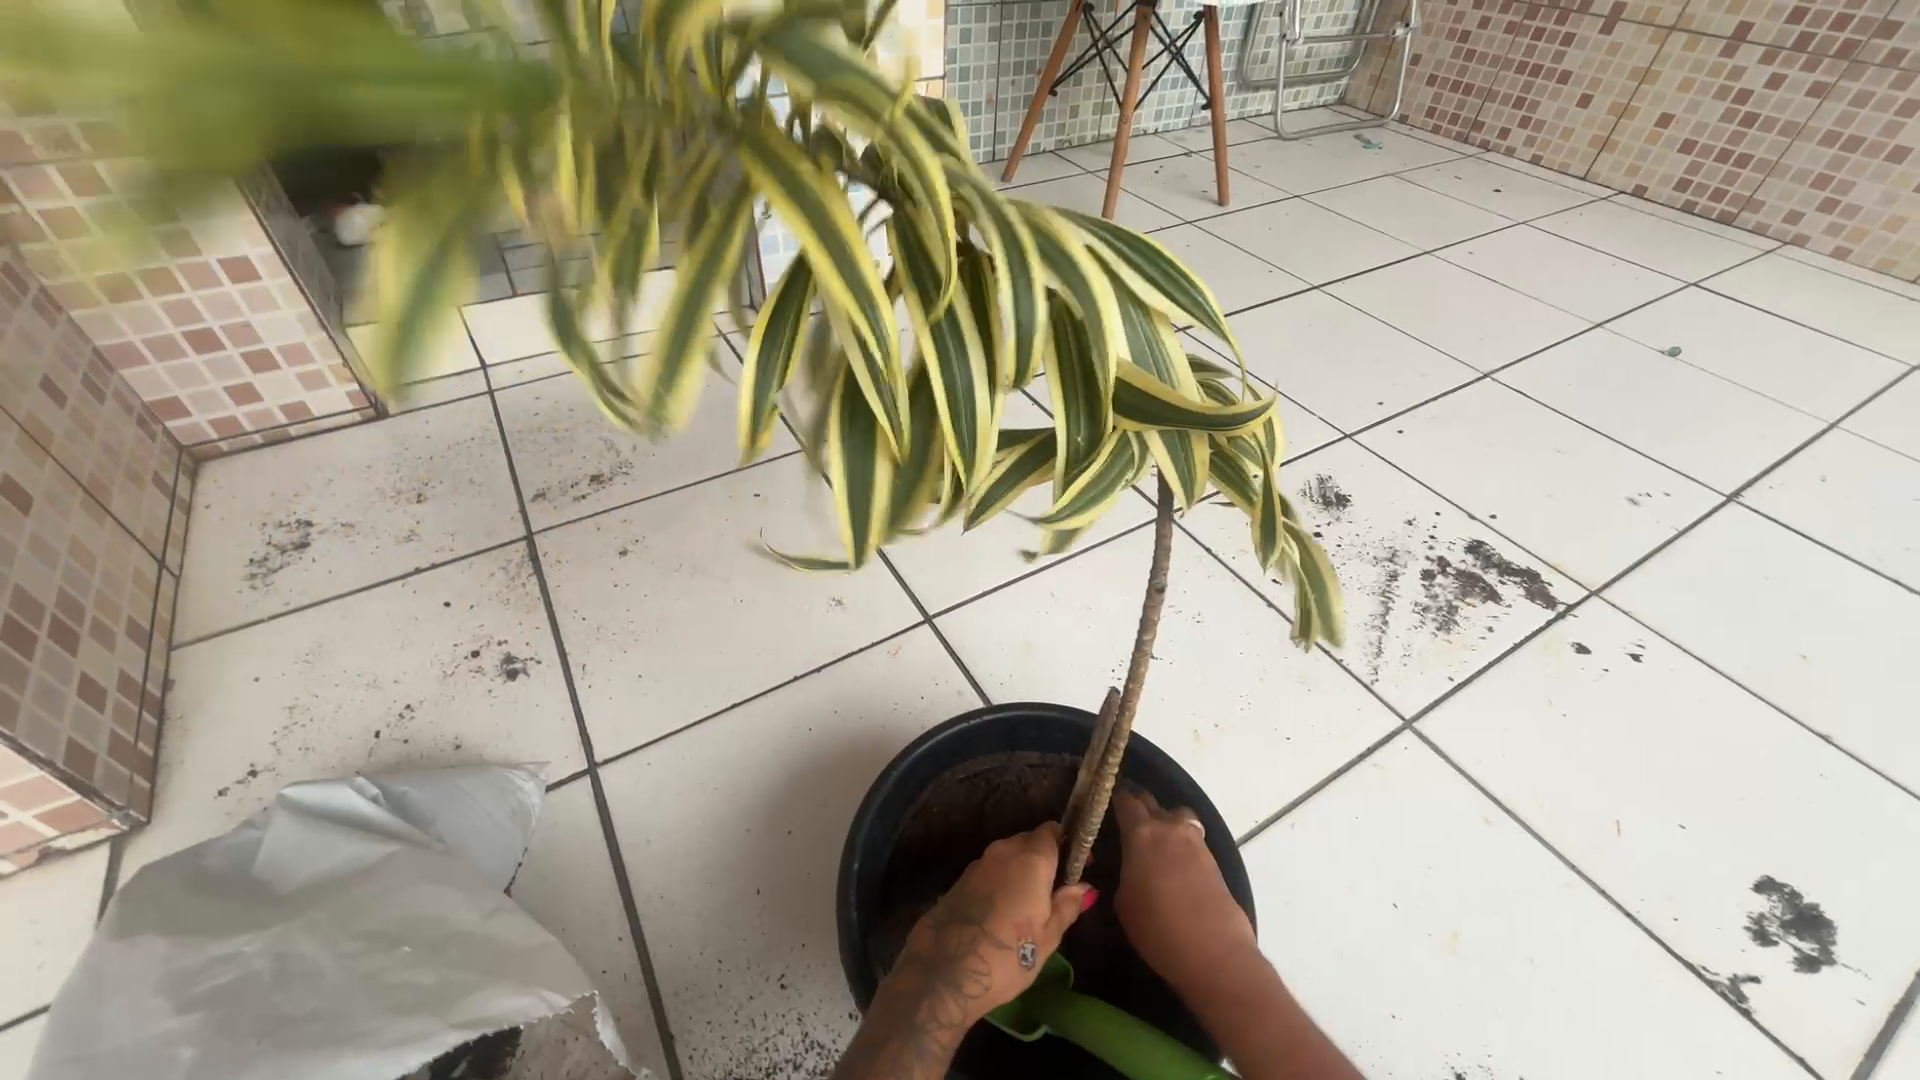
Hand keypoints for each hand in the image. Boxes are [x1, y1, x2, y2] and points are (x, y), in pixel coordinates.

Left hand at [889, 822, 1092, 1024]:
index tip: (1078, 868)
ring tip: (1030, 907)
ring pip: (1008, 856)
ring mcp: (978, 864)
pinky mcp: (959, 880)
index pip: (1053, 831)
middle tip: (1056, 893)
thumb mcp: (1047, 937)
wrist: (943, 972)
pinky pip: (990, 871)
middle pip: (1030, 841)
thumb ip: (1067, 906)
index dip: (1068, 844)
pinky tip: (1003, 913)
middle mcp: (1003, 851)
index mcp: (1031, 859)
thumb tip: (1085, 887)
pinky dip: (1001, 882)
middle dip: (1045, 859)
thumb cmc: (1007, 956)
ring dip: (1022, 871)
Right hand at [1114, 788, 1256, 993]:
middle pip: (1151, 802)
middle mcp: (1169, 827)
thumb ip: (1125, 873)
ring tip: (1153, 839)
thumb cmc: (1157, 928)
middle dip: (1137, 803)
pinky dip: (1179, 841)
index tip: (1103, 798)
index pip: (1125, 800)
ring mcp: (1195, 840)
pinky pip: (1190, 837)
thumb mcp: (1123, 901)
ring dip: (1164, 820)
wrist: (1214, 952)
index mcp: (1141, 833)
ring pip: (1175, 816)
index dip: (1114, 797)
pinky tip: (1172, 862)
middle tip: (1124, 816)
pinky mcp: (1213, 858)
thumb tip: (1131, 867)